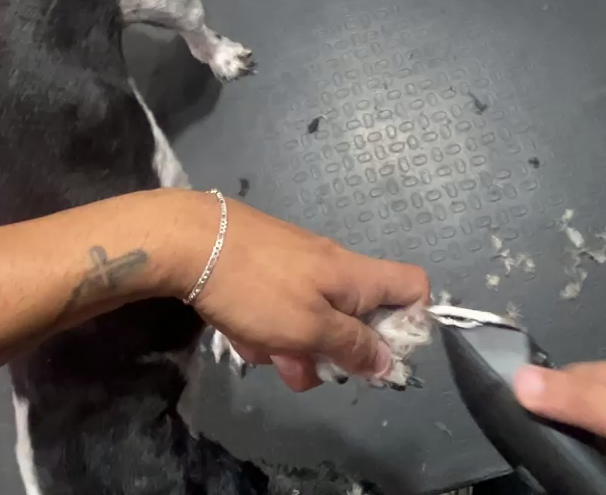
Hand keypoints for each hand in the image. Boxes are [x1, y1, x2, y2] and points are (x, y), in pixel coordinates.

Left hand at [171, 194, 428, 390]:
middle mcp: (332, 265)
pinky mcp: (266, 266)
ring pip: (313, 319)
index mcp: (354, 274)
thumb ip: (353, 347)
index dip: (411, 323)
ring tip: (257, 348)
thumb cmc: (256, 286)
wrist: (191, 239)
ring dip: (291, 345)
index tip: (380, 354)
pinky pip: (280, 308)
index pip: (414, 286)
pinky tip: (238, 330)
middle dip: (331, 352)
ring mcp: (296, 264)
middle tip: (300, 367)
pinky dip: (265, 326)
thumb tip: (390, 361)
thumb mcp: (309, 328)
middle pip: (357, 317)